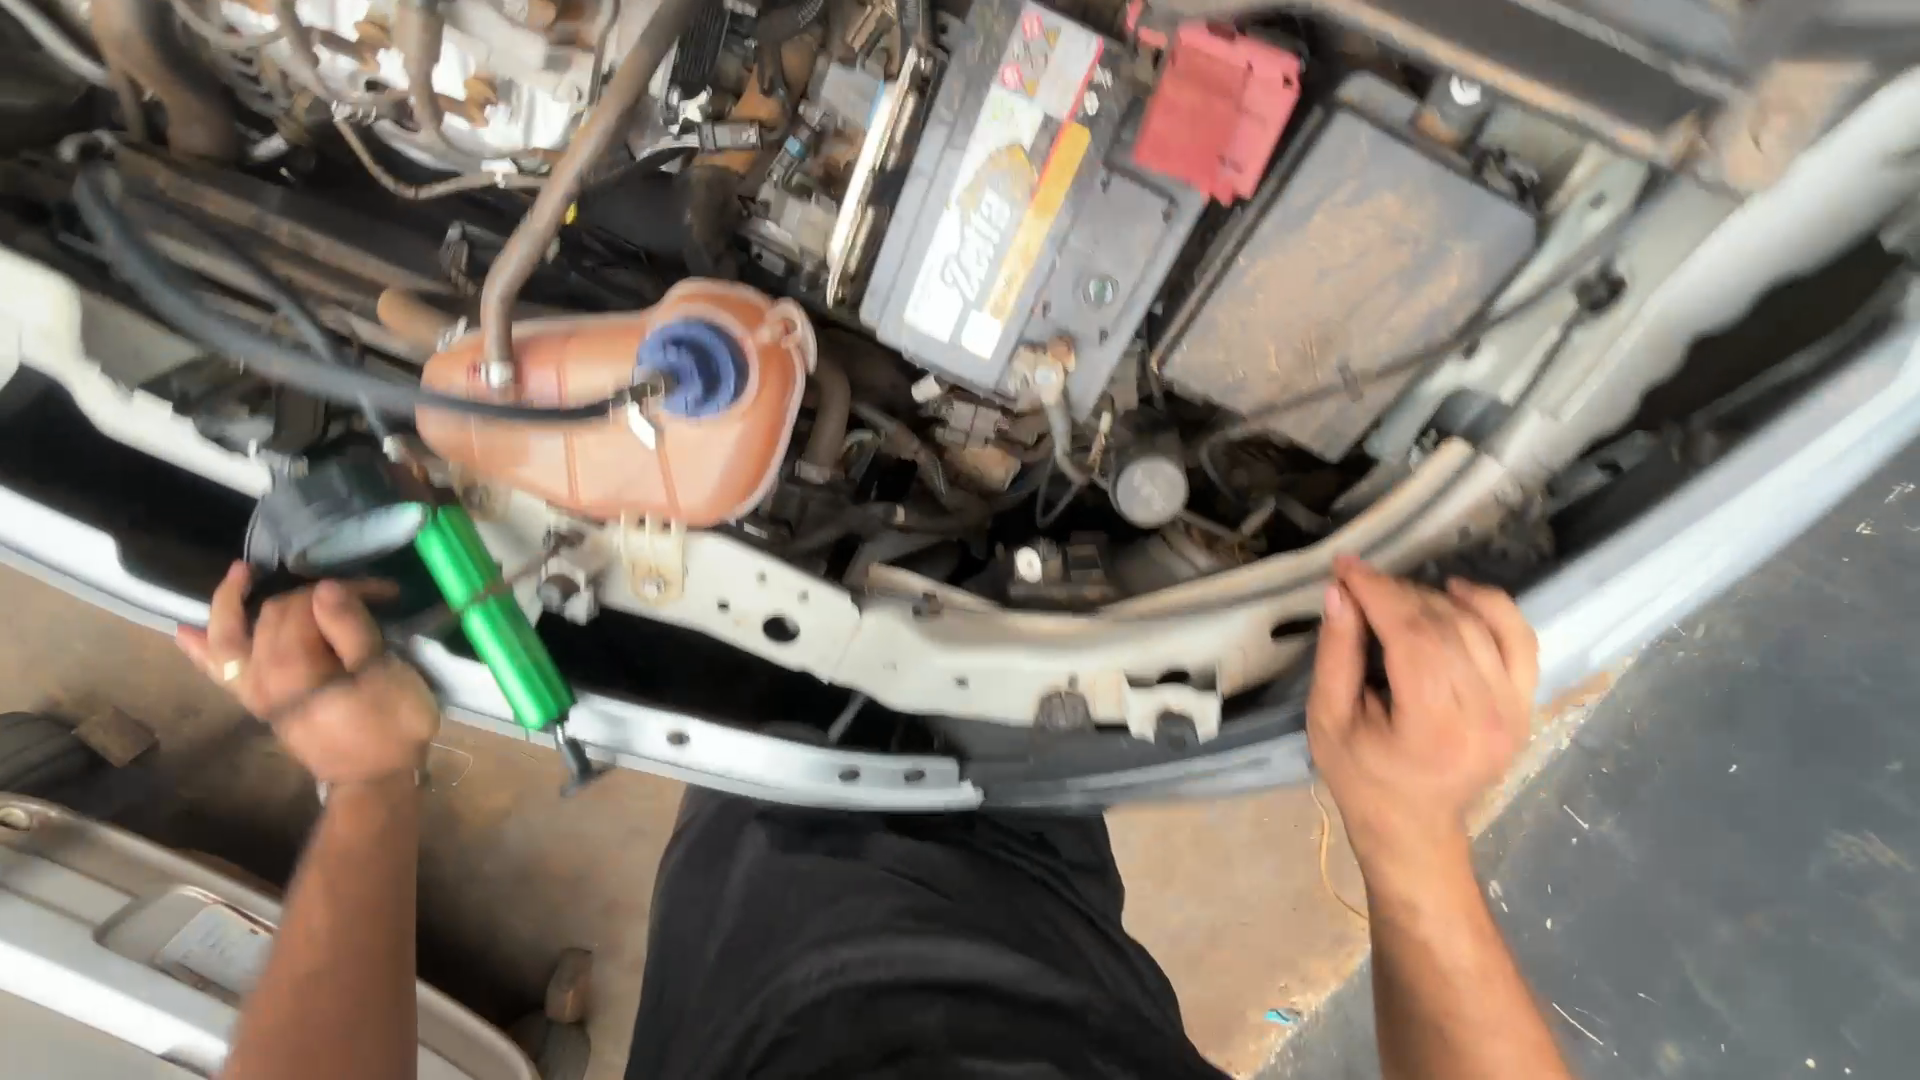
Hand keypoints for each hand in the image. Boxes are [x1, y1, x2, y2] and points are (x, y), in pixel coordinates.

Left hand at [177, 562, 440, 786]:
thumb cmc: (390, 723)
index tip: (389, 592)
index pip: (308, 605)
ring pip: (230, 635)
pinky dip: (202, 649)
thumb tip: (326, 588)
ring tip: (240, 576)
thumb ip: (351, 629)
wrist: (374, 776)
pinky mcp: (257, 701)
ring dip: (231, 603)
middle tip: (363, 592)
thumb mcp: (383, 673)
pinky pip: (219, 670)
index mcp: (294, 662)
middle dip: (312, 594)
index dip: (347, 589)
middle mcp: (261, 671)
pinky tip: (188, 631)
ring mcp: (254, 688)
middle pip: (274, 613)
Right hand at [1307, 556, 1537, 887]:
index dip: (1377, 592)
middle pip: (1444, 625)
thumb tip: (1340, 594)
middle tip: (1356, 579)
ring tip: (1389, 593)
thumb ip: (1336, 654)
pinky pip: (1518, 638)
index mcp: (1434, 725)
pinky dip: (1490, 607)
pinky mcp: (1525, 703)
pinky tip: (1455, 593)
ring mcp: (1515, 708)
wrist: (1412, 825)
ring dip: (1429, 597)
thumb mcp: (1327, 719)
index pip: (1412, 636)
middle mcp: (1487, 714)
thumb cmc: (1359, 776)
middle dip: (1396, 591)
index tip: (1345, 567)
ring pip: (1478, 625)